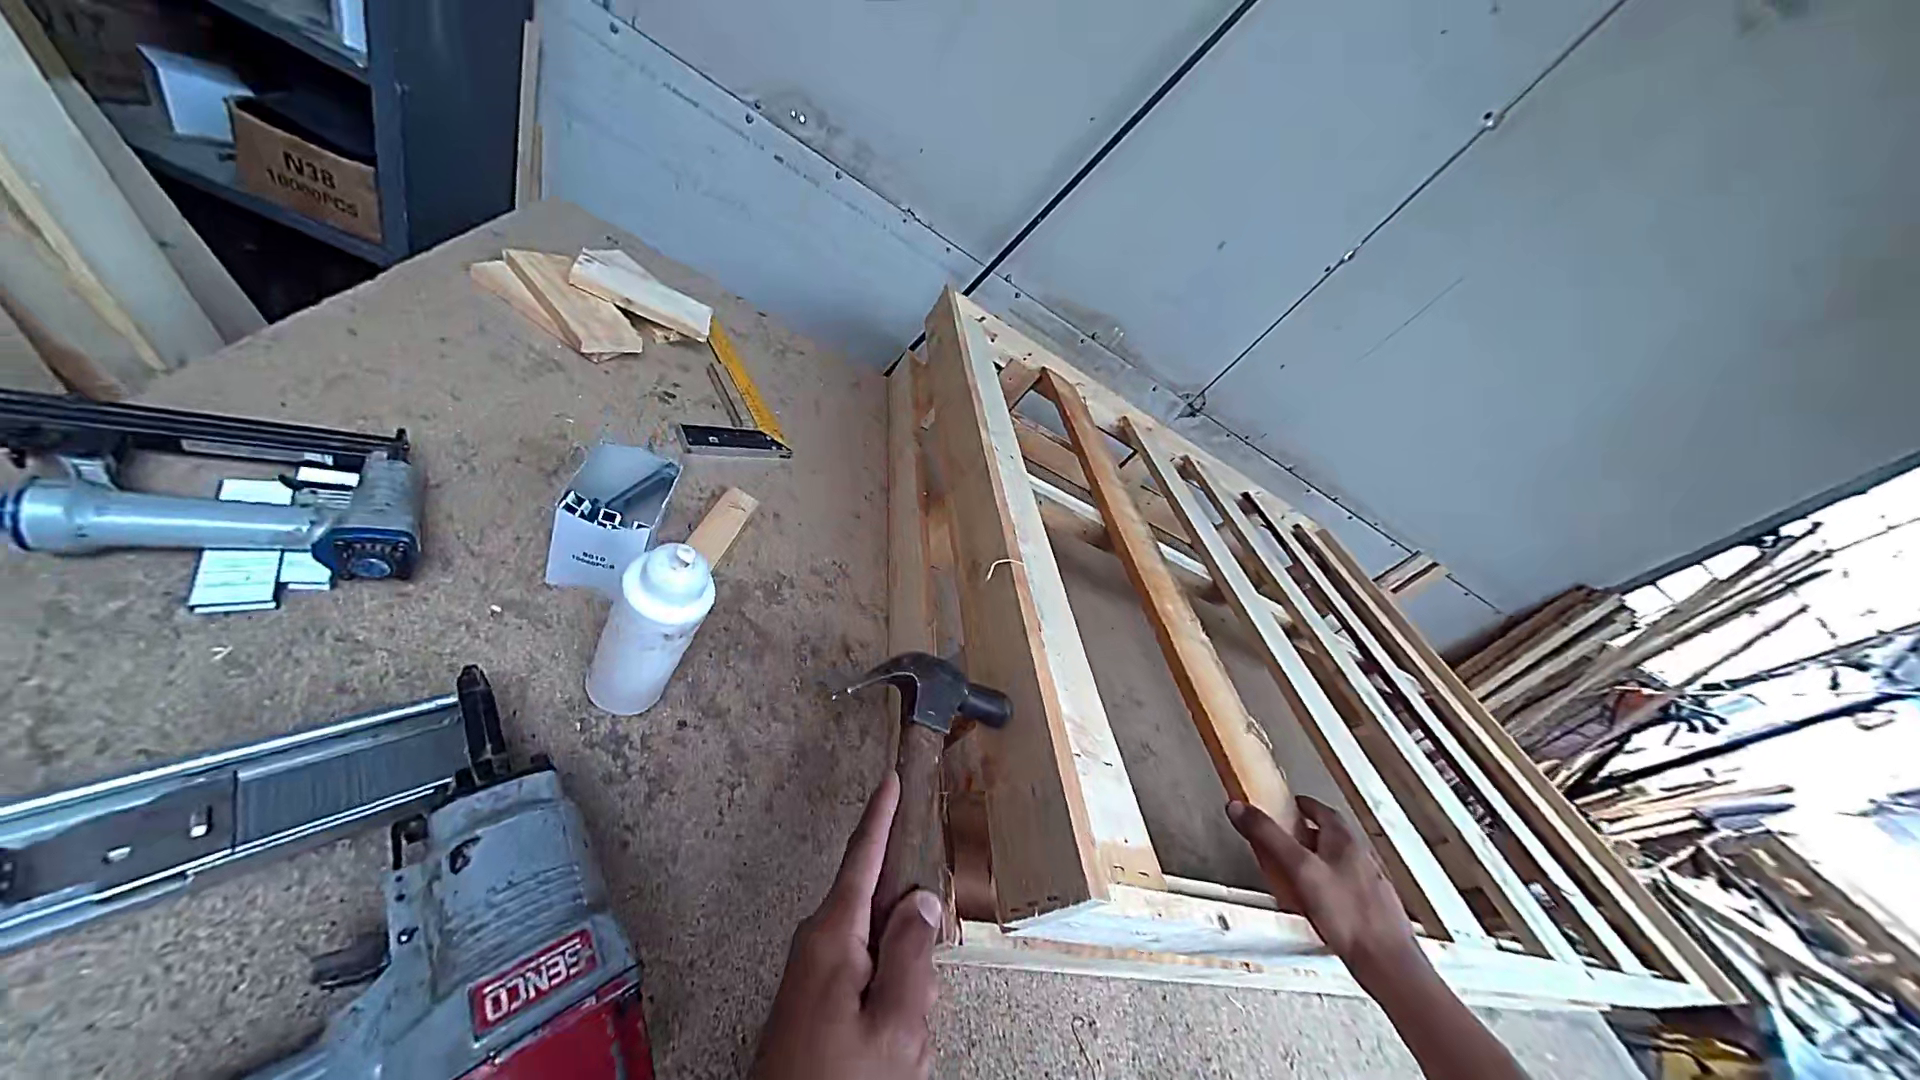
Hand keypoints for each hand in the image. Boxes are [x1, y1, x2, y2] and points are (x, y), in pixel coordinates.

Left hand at [751, 772, 942, 1079]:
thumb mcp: (894, 1026)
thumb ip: (912, 954)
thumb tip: (920, 901)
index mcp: (834, 936)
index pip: (863, 856)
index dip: (880, 815)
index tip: (889, 779)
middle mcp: (819, 943)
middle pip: (882, 909)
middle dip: (911, 942)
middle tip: (917, 1002)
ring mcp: (816, 971)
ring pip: (881, 950)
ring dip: (903, 986)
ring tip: (899, 1042)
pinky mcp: (816, 996)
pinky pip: (867, 978)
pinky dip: (888, 1002)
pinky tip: (886, 1047)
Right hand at [1228, 796, 1418, 980]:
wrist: (1388, 964)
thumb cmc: (1349, 915)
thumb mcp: (1299, 869)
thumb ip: (1268, 836)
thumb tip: (1240, 808)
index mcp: (1345, 841)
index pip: (1321, 810)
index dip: (1302, 805)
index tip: (1288, 804)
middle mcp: (1361, 857)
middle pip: (1329, 836)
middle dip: (1305, 835)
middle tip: (1284, 838)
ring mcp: (1370, 884)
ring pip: (1337, 862)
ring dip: (1315, 861)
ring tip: (1294, 873)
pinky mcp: (1371, 909)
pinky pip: (1343, 888)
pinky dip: (1325, 887)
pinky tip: (1315, 905)